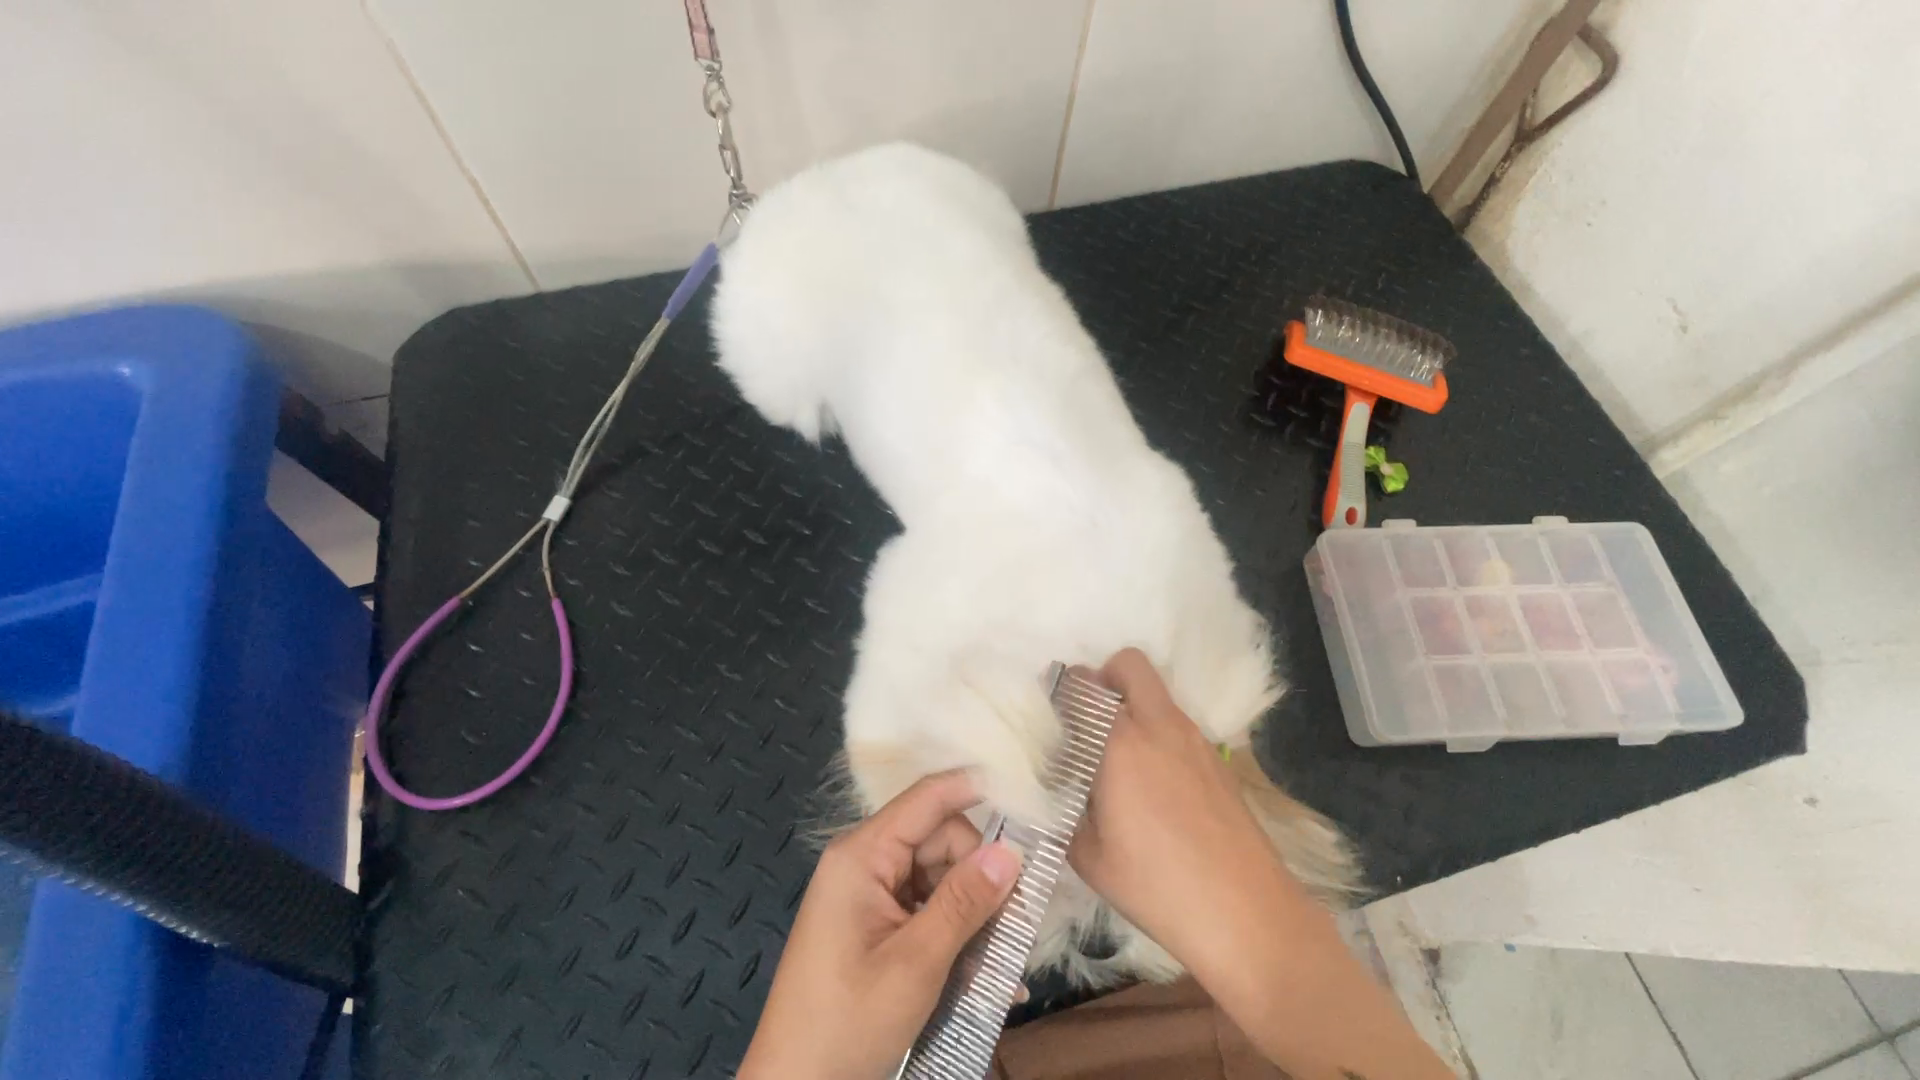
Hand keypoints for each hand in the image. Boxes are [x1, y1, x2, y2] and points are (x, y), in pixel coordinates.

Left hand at [738, 771, 1021, 1079]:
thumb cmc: (847, 1020)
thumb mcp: (915, 964)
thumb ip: (963, 903)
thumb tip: (1010, 853)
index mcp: (862, 856)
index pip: (928, 798)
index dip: (977, 789)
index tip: (1030, 796)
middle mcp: (865, 864)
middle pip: (941, 843)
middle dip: (979, 876)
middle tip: (1014, 922)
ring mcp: (870, 896)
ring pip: (940, 880)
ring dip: (972, 915)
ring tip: (1001, 962)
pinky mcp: (876, 927)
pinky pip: (927, 911)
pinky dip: (955, 935)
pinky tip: (982, 975)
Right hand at [1073, 650, 1456, 1079]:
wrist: (1247, 914)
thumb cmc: (1157, 886)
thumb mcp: (1088, 856)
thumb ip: (1063, 808)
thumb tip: (1054, 785)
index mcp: (1120, 742)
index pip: (1081, 687)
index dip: (1059, 694)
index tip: (1047, 721)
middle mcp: (1159, 725)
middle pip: (1129, 665)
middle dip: (1102, 679)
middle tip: (1085, 721)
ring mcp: (1195, 740)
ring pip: (1156, 694)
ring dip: (1131, 706)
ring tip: (1114, 758)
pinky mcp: (1218, 760)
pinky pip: (1177, 724)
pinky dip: (1156, 733)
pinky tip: (1149, 785)